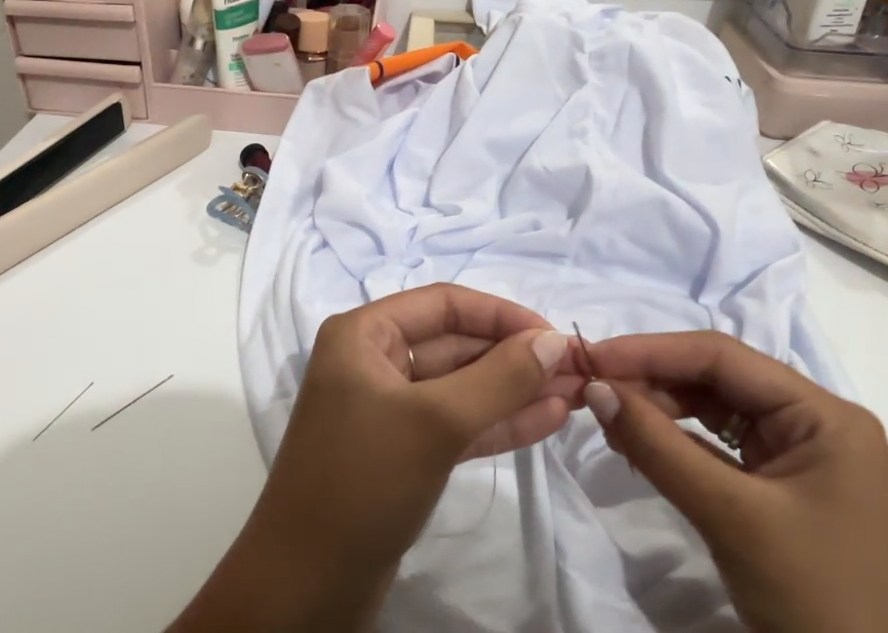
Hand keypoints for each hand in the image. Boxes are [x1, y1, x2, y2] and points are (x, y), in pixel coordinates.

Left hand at [171, 286, 581, 631]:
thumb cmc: (364, 480)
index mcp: (363, 334)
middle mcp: (373, 361)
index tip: (557, 337)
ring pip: (462, 386)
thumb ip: (500, 377)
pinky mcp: (404, 451)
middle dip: (516, 355)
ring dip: (516, 389)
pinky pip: (458, 423)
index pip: (444, 304)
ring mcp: (388, 409)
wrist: (308, 582)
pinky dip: (500, 421)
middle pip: (456, 343)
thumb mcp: (435, 421)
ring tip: (577, 394)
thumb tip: (553, 340)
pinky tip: (548, 419)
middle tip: (579, 370)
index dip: (503, 315)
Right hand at [584, 332, 887, 632]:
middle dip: (652, 380)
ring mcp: (802, 464)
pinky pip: (722, 455)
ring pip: (718, 416)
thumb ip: (659, 447)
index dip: (651, 350)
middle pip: (719, 382)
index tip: (589, 357)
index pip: (722, 357)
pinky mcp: (785, 499)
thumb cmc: (819, 597)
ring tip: (606, 416)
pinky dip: (678, 447)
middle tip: (589, 389)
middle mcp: (815, 426)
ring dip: (661, 412)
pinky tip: (638, 446)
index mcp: (822, 415)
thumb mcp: (733, 517)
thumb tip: (595, 389)